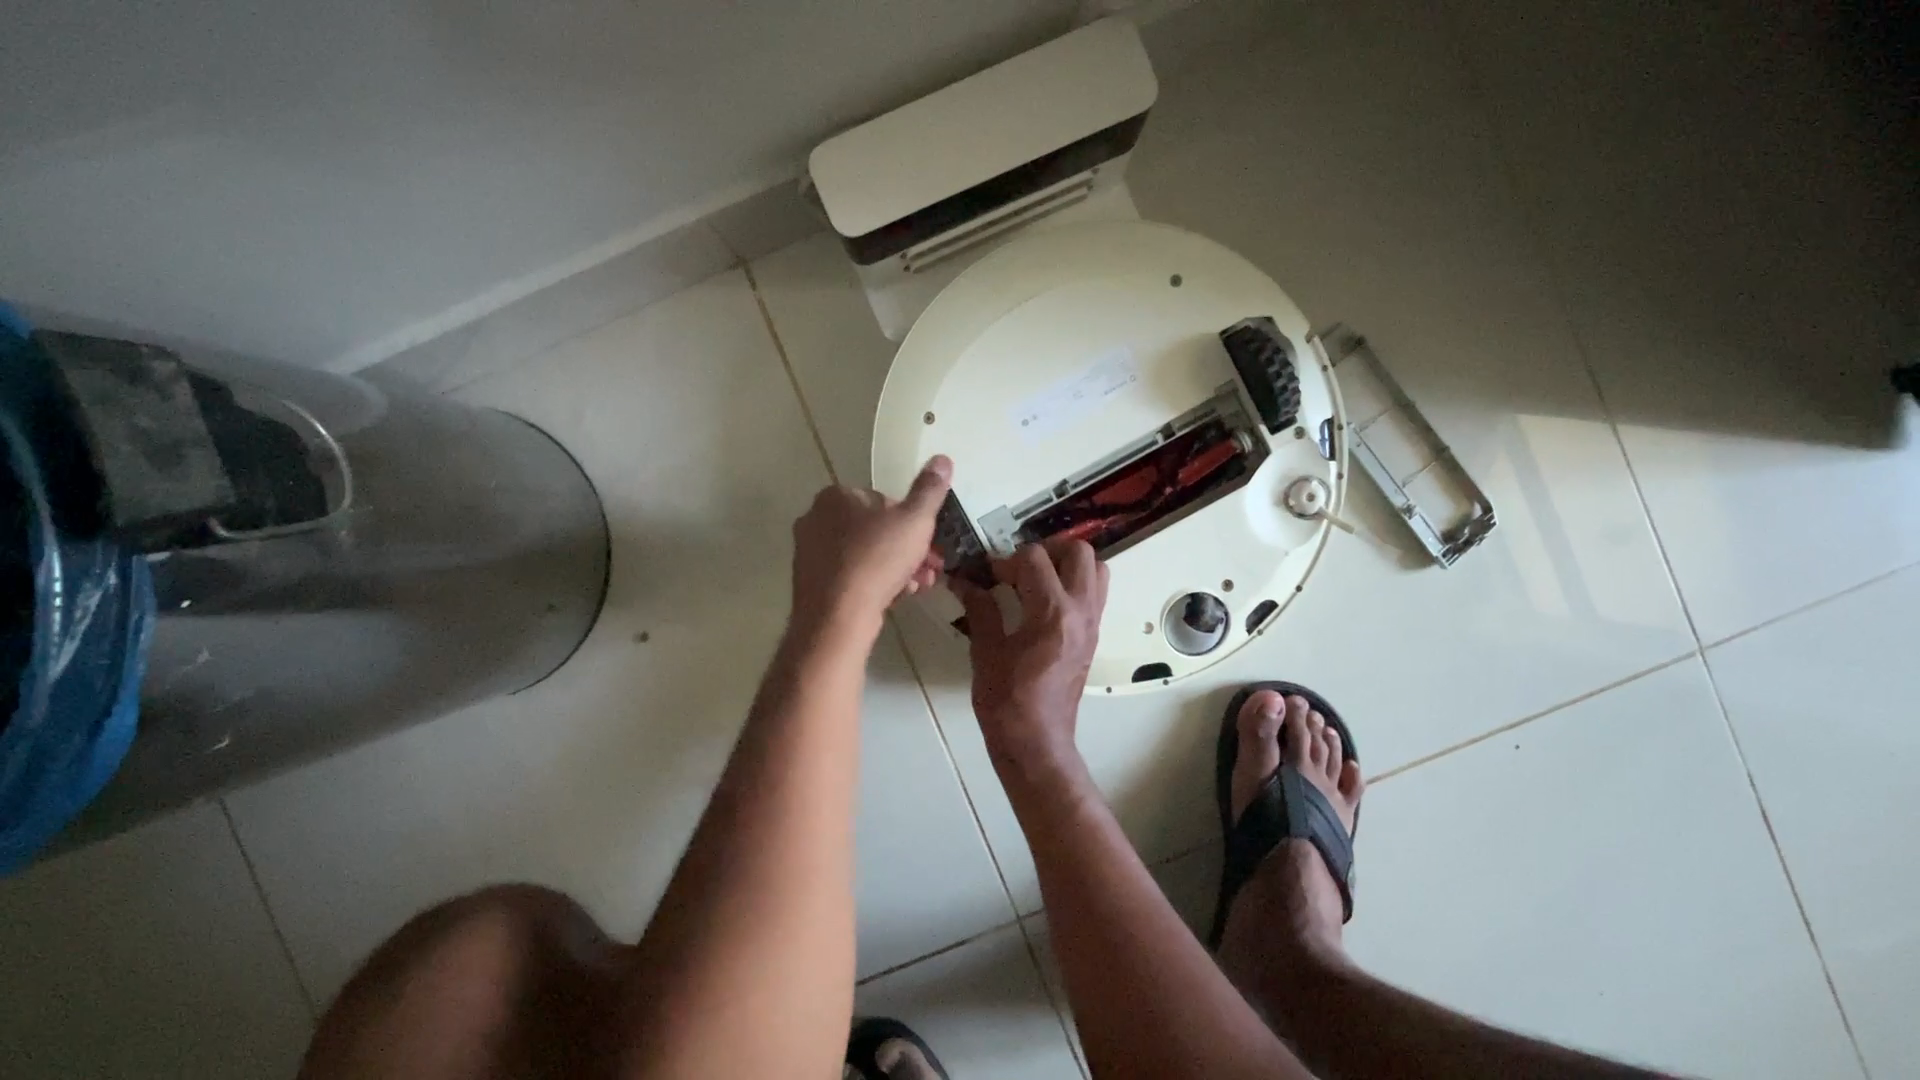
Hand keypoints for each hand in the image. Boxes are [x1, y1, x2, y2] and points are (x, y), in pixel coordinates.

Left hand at [790, 456, 951, 636]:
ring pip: (865, 555)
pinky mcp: (812, 584)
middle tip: (932, 566)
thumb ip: (929, 490)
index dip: (911, 521)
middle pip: (875, 530)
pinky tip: (896, 597)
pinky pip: (851, 577)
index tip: (930, 540)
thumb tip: (942, 459)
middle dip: (908, 548)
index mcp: (836, 496)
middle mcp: (816, 519)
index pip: (882, 500)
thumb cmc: (876, 559)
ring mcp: (810, 554)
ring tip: (920, 585)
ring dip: (897, 568)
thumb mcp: (914, 520)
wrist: (837, 617)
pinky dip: (875, 584)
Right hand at [954, 539, 1108, 783]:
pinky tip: (1043, 602)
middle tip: (1018, 568)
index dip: (1004, 560)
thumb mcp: (985, 651)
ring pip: (1096, 569)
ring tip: (1036, 580)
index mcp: (1052, 612)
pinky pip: (1095, 593)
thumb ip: (980, 608)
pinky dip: (1074, 584)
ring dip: (1066, 564)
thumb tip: (965, 581)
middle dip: (1045, 550)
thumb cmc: (1007, 701)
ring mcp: (1092, 623)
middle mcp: (1080, 611)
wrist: (1036, 742)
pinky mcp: (1093, 636)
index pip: (1034, 558)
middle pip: (1078, 551)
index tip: (987, 576)